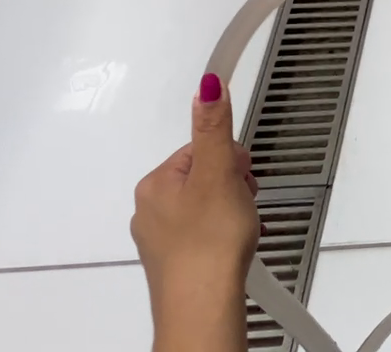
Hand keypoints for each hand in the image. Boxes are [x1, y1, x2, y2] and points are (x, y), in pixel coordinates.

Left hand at [132, 74, 259, 351]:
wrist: (204, 305)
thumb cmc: (210, 241)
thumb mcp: (219, 173)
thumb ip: (214, 128)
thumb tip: (207, 84)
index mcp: (155, 184)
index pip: (204, 147)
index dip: (230, 159)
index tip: (237, 177)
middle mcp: (150, 208)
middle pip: (207, 172)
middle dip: (233, 183)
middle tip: (240, 203)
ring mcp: (162, 236)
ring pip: (209, 200)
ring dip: (232, 206)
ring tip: (238, 226)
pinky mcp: (176, 259)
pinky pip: (206, 227)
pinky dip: (225, 230)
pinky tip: (233, 242)